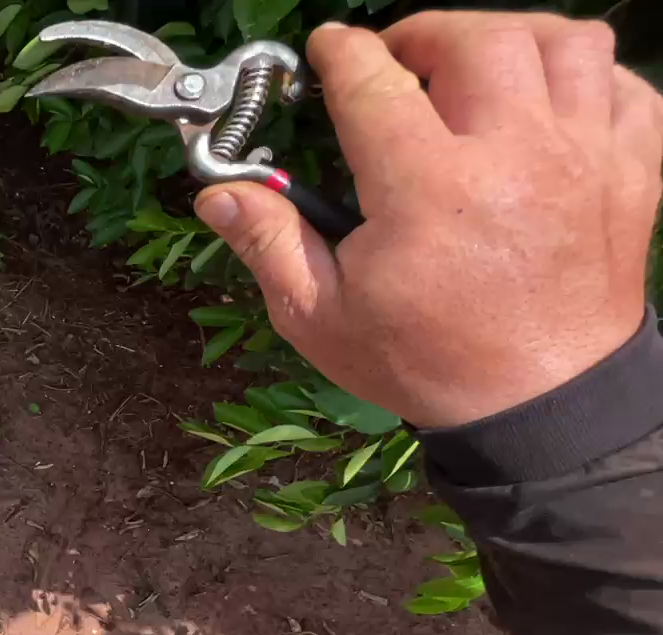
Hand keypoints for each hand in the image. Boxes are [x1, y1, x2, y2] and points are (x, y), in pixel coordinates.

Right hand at [193, 14, 662, 428]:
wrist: (531, 393)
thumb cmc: (409, 355)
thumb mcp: (312, 311)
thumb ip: (268, 241)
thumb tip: (218, 194)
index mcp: (425, 190)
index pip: (378, 90)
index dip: (344, 56)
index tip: (322, 45)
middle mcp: (514, 152)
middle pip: (481, 41)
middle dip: (424, 31)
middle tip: (388, 53)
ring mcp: (587, 150)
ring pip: (564, 40)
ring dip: (504, 34)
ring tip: (460, 60)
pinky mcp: (634, 163)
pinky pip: (616, 79)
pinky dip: (570, 69)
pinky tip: (529, 97)